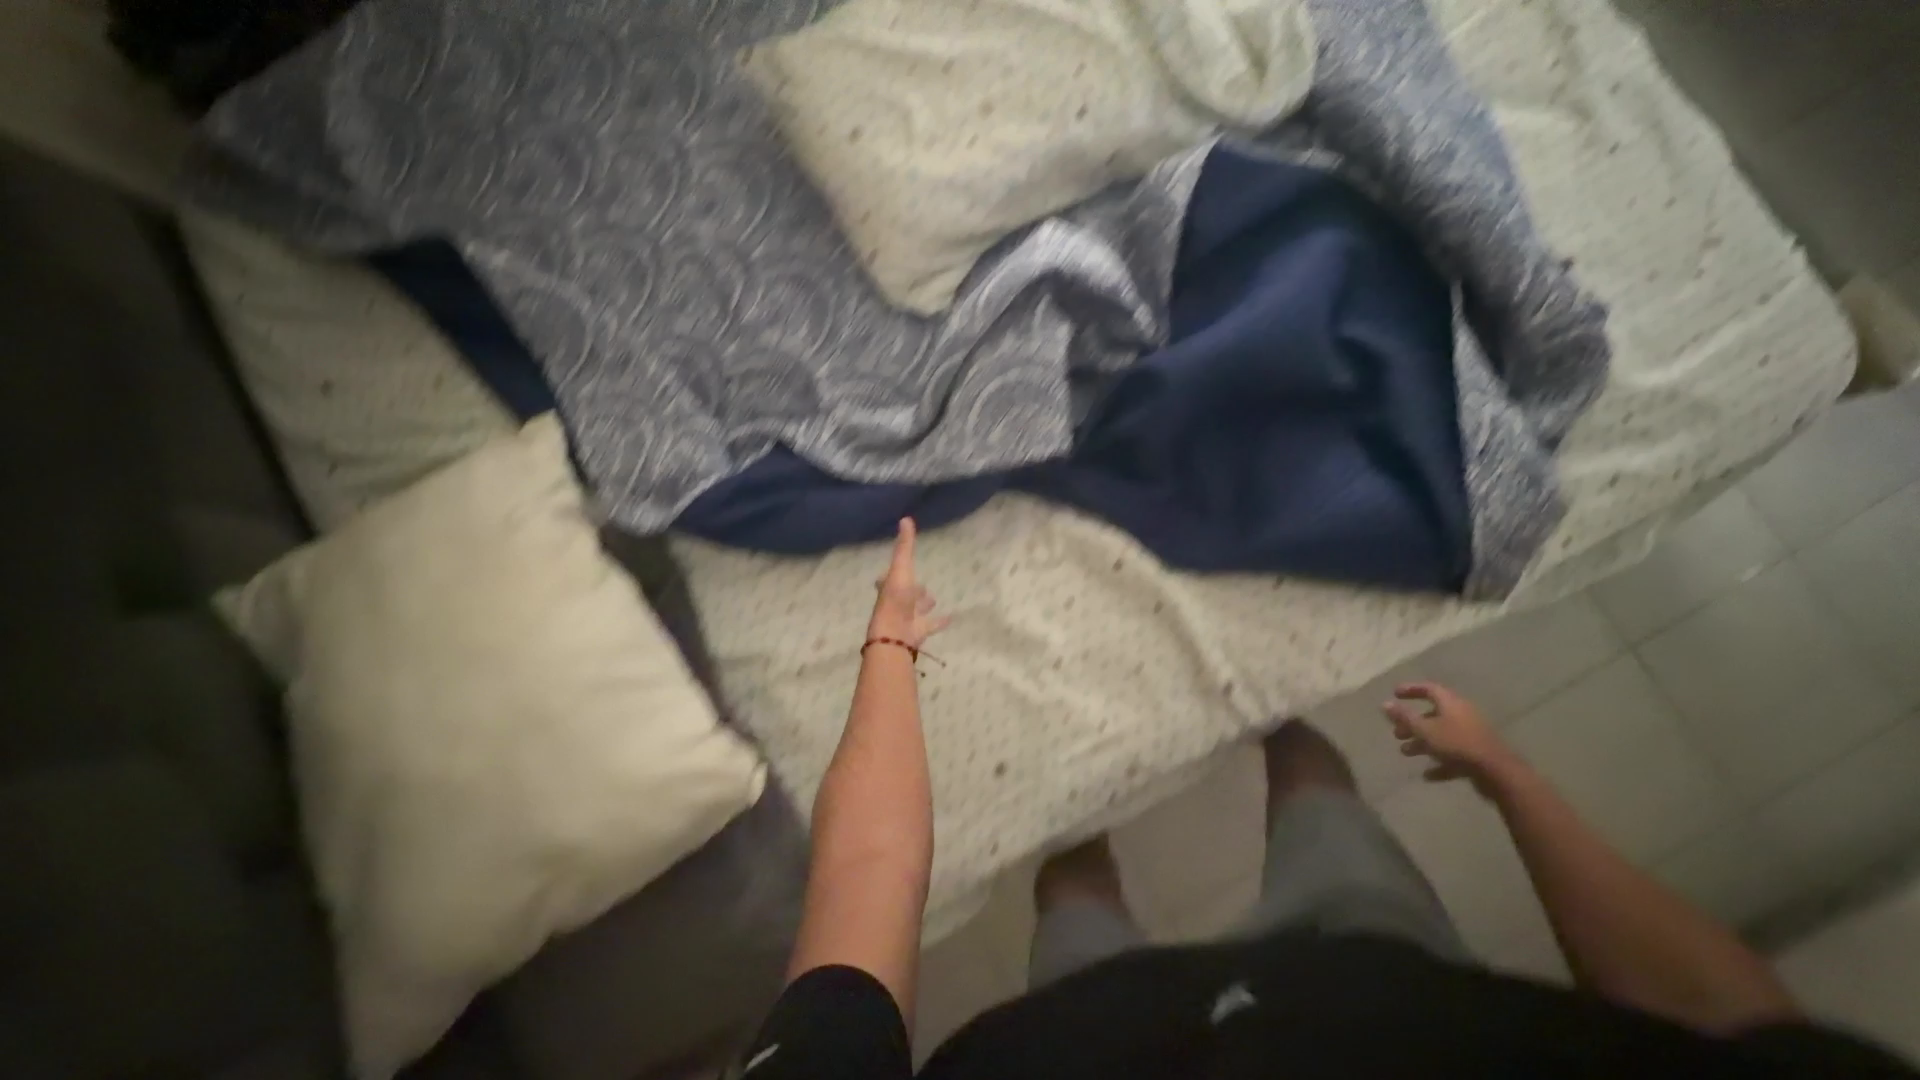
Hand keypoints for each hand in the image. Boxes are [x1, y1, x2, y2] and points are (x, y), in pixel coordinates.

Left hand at [867, 518, 950, 649]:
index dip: (891, 574)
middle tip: (920, 585)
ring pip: (917, 609)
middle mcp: (896, 602)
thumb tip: (905, 518)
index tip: (898, 567)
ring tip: (932, 599)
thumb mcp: (901, 567)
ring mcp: (908, 618)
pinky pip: (932, 624)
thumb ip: (905, 546)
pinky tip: (952, 617)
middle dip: (911, 590)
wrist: (896, 632)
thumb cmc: (896, 598)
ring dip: (923, 604)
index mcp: (889, 587)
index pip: (888, 578)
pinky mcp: (920, 630)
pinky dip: (941, 621)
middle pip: (904, 594)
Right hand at [1386, 682, 1524, 794]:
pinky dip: (1439, 762)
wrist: (1496, 771)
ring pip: (1442, 735)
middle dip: (1412, 723)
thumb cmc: (1456, 744)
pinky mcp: (1477, 754)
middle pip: (1433, 714)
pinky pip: (1454, 755)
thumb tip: (1384, 704)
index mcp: (1451, 703)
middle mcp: (1462, 715)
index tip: (1395, 694)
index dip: (1411, 689)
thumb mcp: (1425, 730)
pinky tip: (1427, 775)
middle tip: (1396, 733)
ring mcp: (1471, 735)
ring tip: (1406, 752)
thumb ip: (1404, 717)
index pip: (1429, 689)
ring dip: (1423, 743)